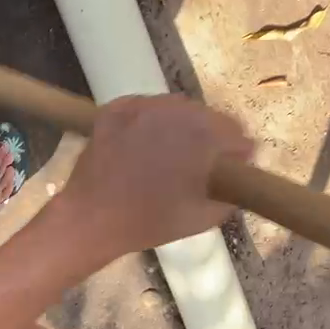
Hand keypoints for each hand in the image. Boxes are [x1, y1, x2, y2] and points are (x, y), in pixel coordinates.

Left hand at [57, 96, 254, 259]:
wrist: (90, 219)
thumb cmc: (147, 223)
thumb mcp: (200, 218)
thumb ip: (229, 197)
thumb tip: (239, 184)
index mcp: (204, 135)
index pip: (236, 134)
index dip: (235, 153)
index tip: (227, 170)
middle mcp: (177, 110)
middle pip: (207, 117)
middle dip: (208, 138)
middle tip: (195, 164)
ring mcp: (143, 105)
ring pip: (176, 108)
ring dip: (179, 127)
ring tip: (167, 154)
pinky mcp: (116, 108)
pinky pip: (143, 107)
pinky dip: (148, 123)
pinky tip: (142, 145)